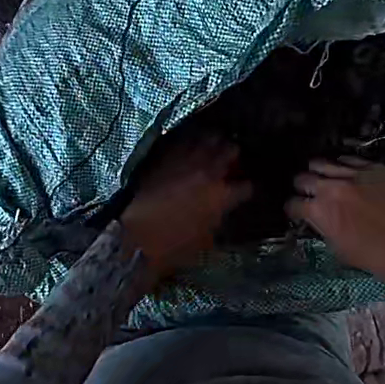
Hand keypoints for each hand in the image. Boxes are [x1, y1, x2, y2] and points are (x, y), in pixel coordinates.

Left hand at [119, 136, 251, 292]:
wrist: (137, 234)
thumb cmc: (174, 245)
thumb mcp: (207, 239)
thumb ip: (218, 218)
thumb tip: (220, 210)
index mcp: (223, 196)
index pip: (247, 185)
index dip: (247, 187)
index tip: (244, 189)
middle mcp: (208, 173)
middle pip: (230, 150)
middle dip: (233, 153)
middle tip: (231, 158)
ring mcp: (186, 161)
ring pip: (207, 138)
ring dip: (213, 140)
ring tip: (214, 142)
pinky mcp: (165, 157)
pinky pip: (183, 141)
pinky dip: (190, 141)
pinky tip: (191, 143)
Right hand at [286, 158, 384, 313]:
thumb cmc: (377, 257)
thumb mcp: (339, 249)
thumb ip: (321, 228)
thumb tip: (313, 219)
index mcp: (320, 211)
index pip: (292, 203)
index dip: (292, 210)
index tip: (296, 214)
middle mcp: (332, 187)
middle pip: (302, 178)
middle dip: (301, 188)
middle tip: (308, 196)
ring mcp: (354, 174)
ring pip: (321, 162)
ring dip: (318, 173)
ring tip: (323, 181)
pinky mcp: (374, 168)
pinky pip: (348, 159)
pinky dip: (341, 166)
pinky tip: (345, 175)